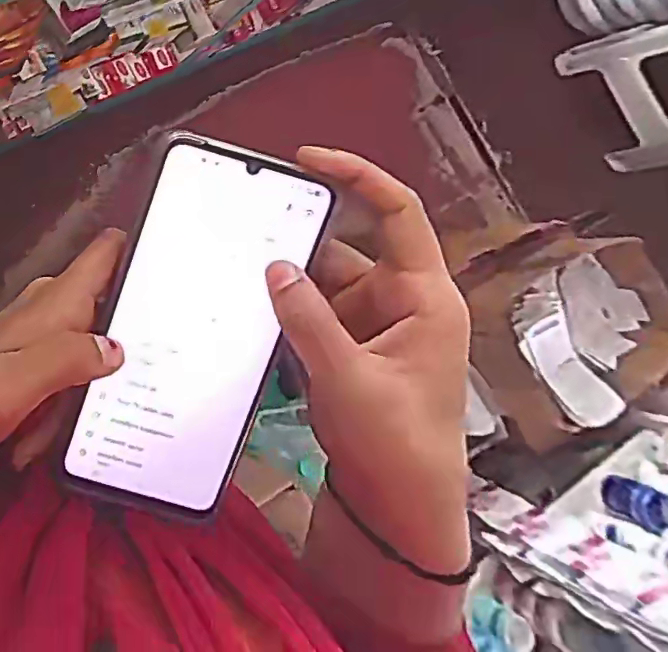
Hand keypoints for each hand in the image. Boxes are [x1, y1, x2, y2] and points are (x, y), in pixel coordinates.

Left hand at [0, 229, 125, 465]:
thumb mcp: (13, 386)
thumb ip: (64, 360)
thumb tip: (117, 348)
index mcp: (58, 301)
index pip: (109, 251)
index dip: (145, 252)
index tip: (177, 278)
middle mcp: (56, 304)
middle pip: (113, 311)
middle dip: (115, 359)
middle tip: (95, 403)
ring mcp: (47, 327)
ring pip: (93, 351)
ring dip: (78, 394)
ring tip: (43, 427)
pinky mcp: (39, 350)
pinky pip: (71, 369)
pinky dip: (59, 402)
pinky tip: (33, 429)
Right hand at [266, 147, 471, 568]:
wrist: (397, 506)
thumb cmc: (401, 448)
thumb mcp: (350, 380)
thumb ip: (310, 320)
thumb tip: (276, 268)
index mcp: (423, 297)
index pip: (397, 212)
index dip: (357, 176)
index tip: (309, 160)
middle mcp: (398, 298)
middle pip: (347, 242)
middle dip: (301, 236)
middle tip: (254, 222)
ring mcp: (369, 318)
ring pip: (321, 275)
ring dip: (287, 276)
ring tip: (244, 266)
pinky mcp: (346, 339)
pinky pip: (310, 304)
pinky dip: (284, 303)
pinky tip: (255, 302)